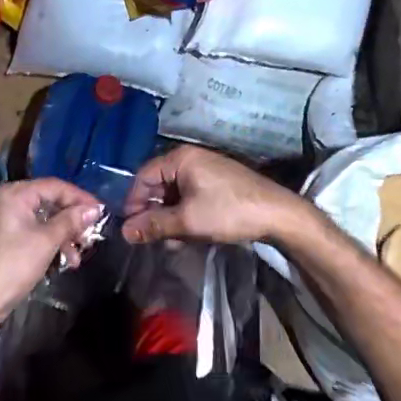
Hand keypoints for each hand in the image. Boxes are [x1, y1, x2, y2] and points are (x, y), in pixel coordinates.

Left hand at [0, 178, 103, 335]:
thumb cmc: (12, 266)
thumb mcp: (46, 241)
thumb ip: (71, 220)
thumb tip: (95, 208)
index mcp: (14, 194)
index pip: (55, 186)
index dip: (80, 197)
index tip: (101, 212)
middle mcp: (7, 200)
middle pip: (49, 202)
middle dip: (72, 220)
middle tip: (91, 236)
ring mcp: (3, 219)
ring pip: (42, 219)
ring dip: (63, 236)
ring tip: (77, 257)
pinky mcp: (2, 238)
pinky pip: (32, 231)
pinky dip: (49, 243)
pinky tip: (63, 261)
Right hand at [121, 146, 309, 245]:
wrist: (276, 214)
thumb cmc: (227, 212)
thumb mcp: (186, 221)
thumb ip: (154, 225)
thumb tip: (124, 231)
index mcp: (180, 158)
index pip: (143, 176)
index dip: (133, 202)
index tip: (130, 228)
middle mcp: (191, 158)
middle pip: (159, 184)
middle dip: (153, 212)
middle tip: (150, 238)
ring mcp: (206, 170)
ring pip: (175, 193)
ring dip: (169, 217)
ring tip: (171, 241)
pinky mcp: (217, 183)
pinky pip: (190, 196)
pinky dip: (185, 214)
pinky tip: (188, 234)